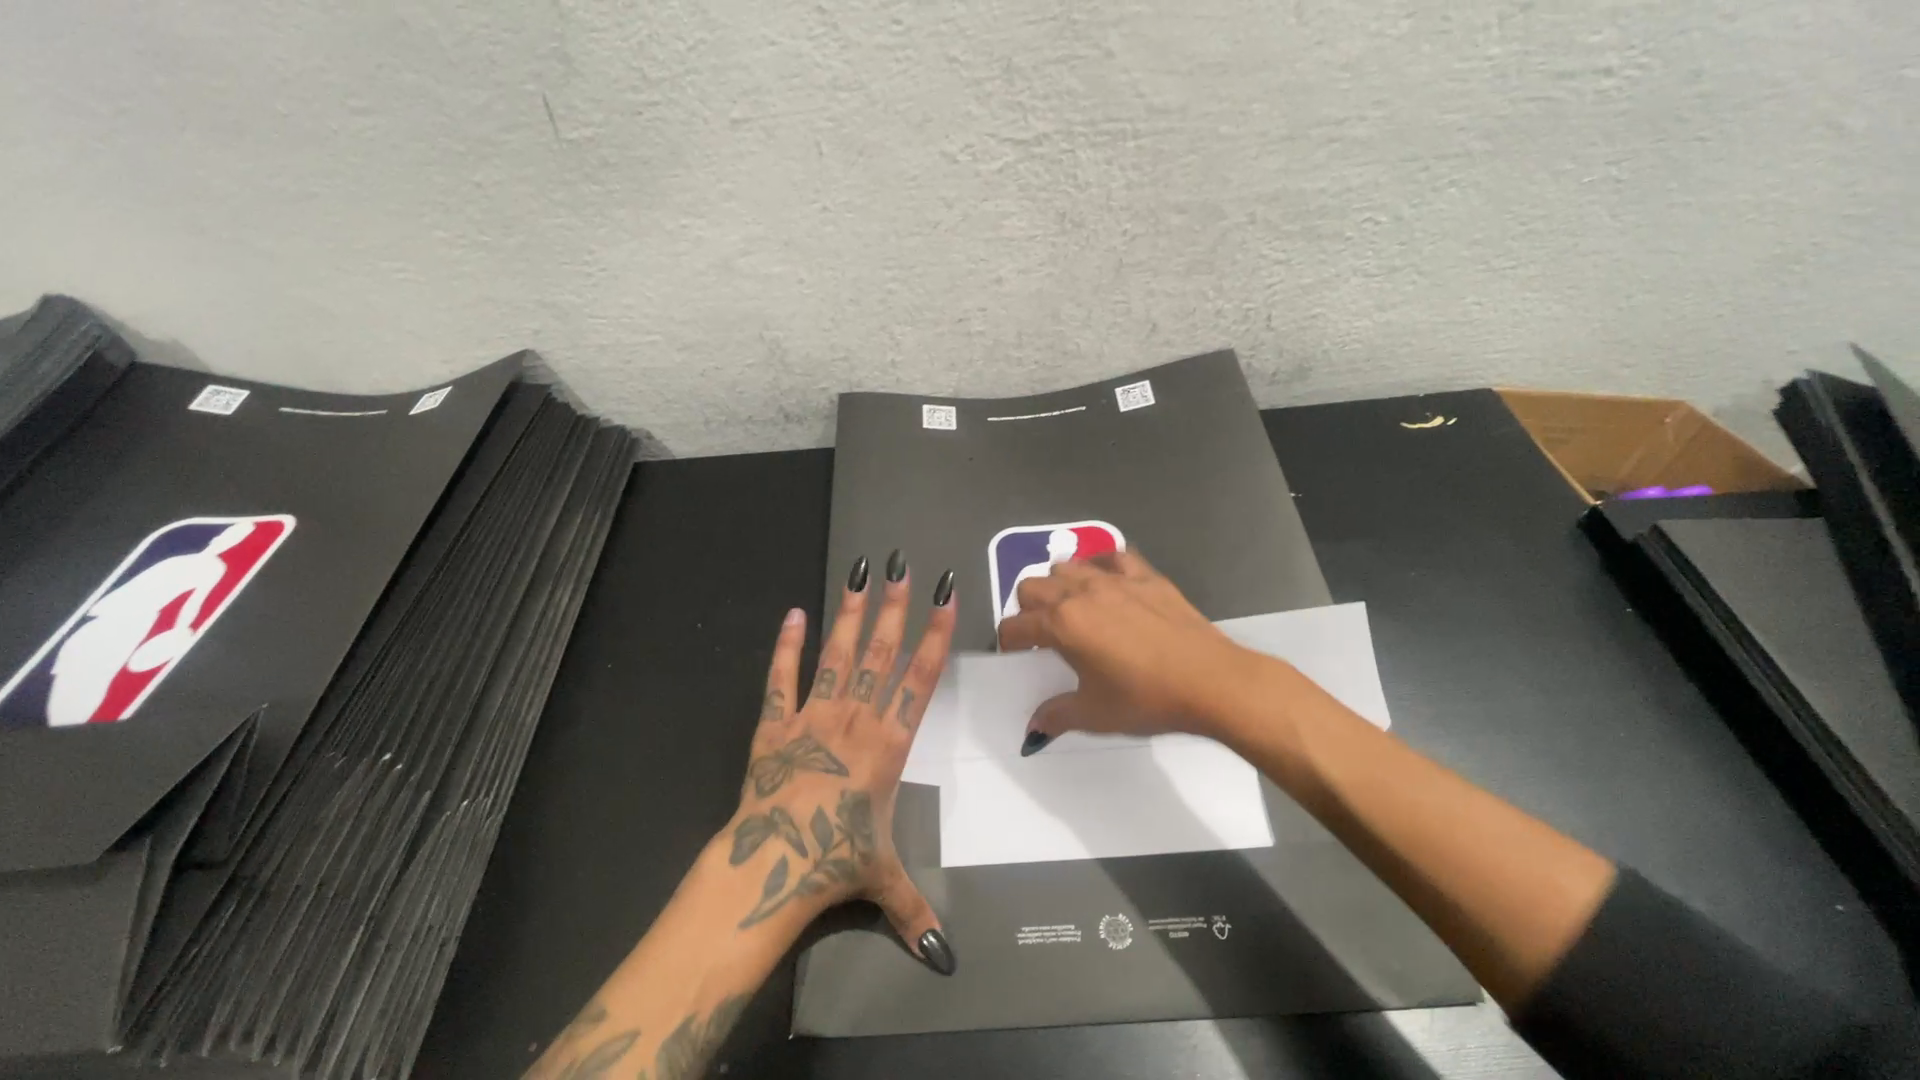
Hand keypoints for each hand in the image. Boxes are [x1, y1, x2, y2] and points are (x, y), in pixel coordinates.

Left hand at [726, 552, 958, 972]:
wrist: (771, 863)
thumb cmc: (834, 863)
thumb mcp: (884, 882)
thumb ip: (917, 912)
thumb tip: (944, 959)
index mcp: (889, 746)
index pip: (920, 680)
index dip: (934, 637)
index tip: (944, 598)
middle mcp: (856, 721)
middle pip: (881, 655)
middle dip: (894, 609)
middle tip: (903, 568)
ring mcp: (813, 718)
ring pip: (838, 656)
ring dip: (850, 614)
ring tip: (860, 573)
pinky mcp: (774, 726)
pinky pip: (782, 679)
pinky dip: (786, 647)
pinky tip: (793, 614)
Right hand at [996, 550, 1258, 750]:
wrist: (1212, 681)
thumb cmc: (1147, 699)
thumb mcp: (1095, 714)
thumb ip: (1057, 715)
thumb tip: (1033, 727)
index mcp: (1062, 625)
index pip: (1016, 625)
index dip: (1009, 641)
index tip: (1015, 655)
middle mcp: (1082, 593)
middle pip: (1033, 586)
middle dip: (1028, 609)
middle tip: (1042, 635)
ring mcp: (1116, 580)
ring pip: (1068, 566)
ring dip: (1059, 584)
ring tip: (1072, 609)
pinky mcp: (1148, 576)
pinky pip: (1113, 557)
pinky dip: (1101, 566)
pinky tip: (1108, 584)